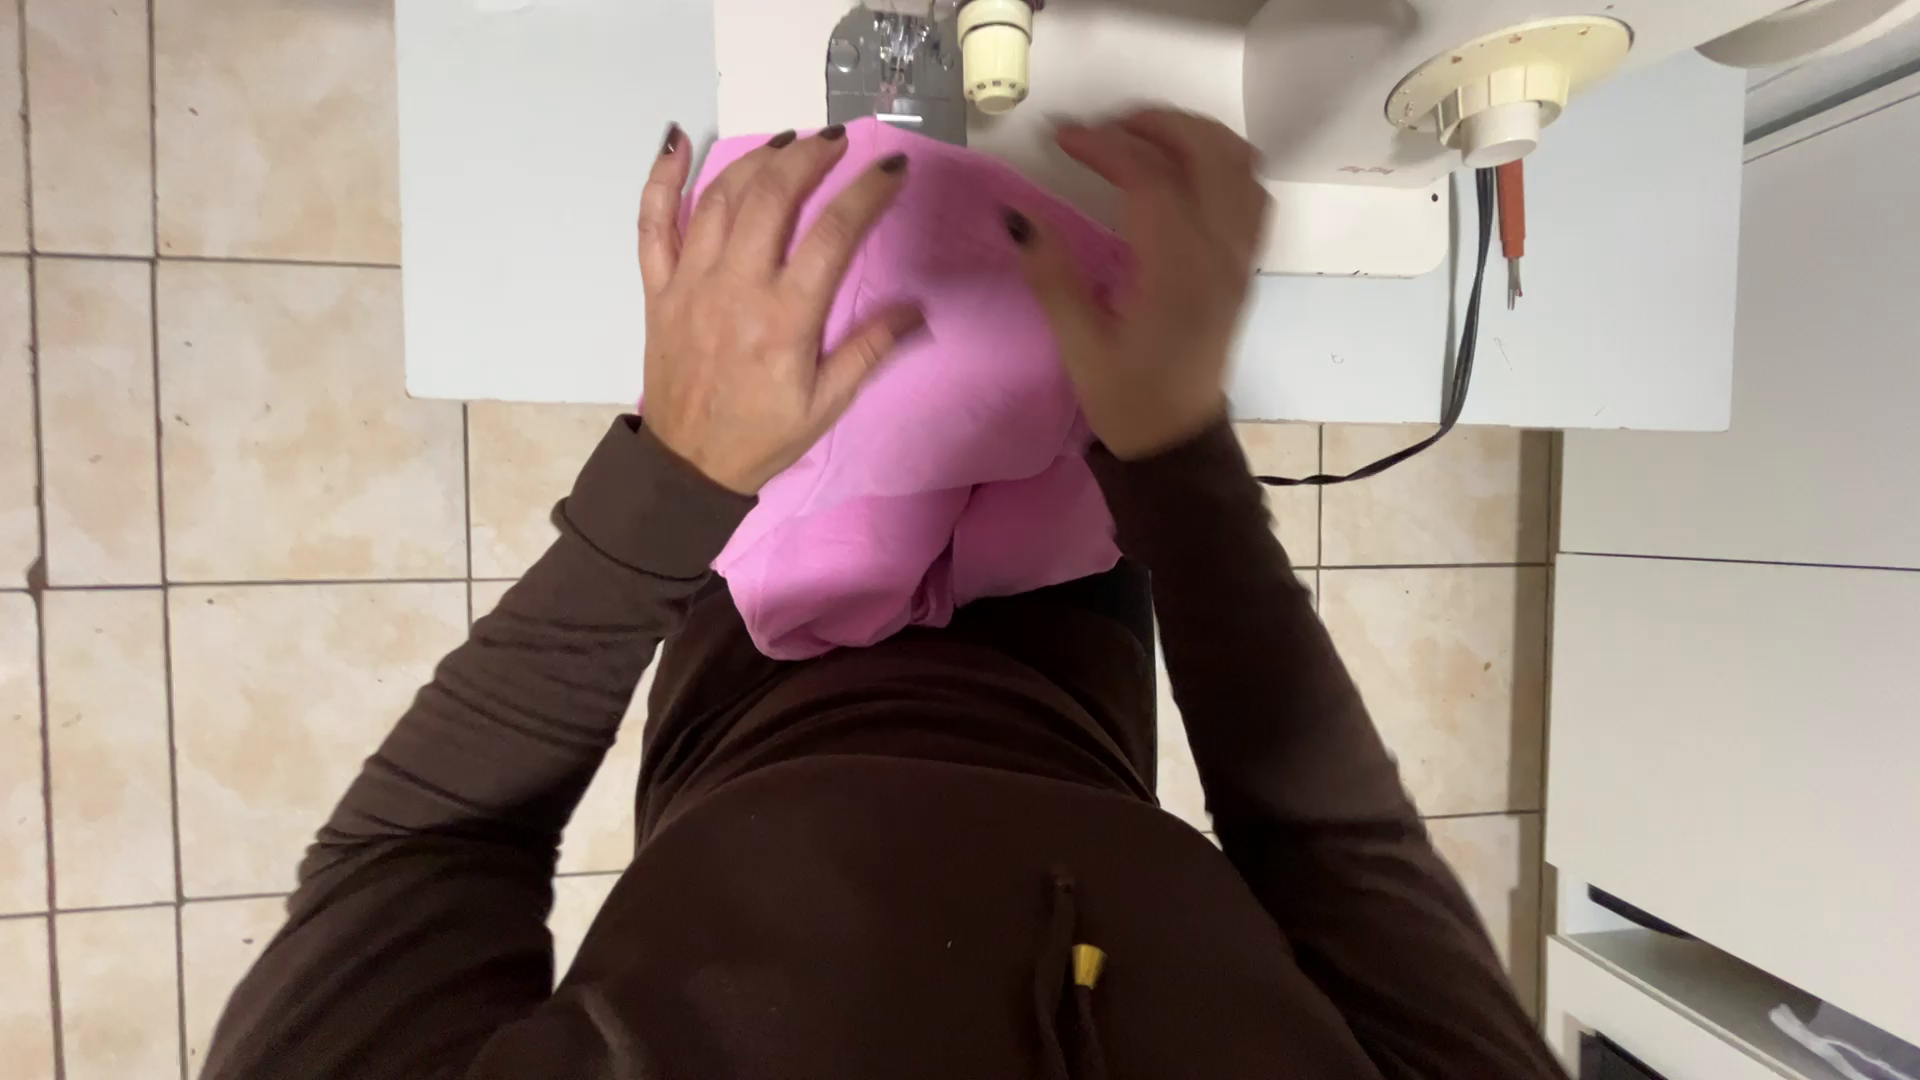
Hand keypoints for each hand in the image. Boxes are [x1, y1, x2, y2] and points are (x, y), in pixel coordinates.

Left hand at [640, 125, 921, 493]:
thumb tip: (917, 310)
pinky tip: (677, 140)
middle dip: (809, 156)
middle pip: (772, 196)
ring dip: (757, 157)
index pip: (833, 236)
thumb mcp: (827, 404)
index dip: (867, 193)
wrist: (689, 464)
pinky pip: (652, 221)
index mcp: (784, 319)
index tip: (892, 170)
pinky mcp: (658, 288)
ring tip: (788, 143)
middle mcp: (735, 287)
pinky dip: (662, 176)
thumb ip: (869, 351)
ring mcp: (690, 282)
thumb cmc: (764, 436)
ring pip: (720, 196)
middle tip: (835, 143)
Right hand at [1011, 109, 1268, 459]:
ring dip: (1196, 137)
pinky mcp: (1244, 270)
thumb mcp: (1080, 347)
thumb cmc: (1125, 400)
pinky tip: (1190, 176)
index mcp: (1176, 274)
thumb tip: (1017, 218)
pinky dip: (1224, 167)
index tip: (1062, 138)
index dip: (1105, 147)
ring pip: (1240, 165)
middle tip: (1107, 130)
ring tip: (1147, 141)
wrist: (1175, 442)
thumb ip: (1053, 278)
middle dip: (1156, 124)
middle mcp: (1220, 255)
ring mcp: (1240, 260)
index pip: (1150, 179)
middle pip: (1208, 152)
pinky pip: (1252, 196)